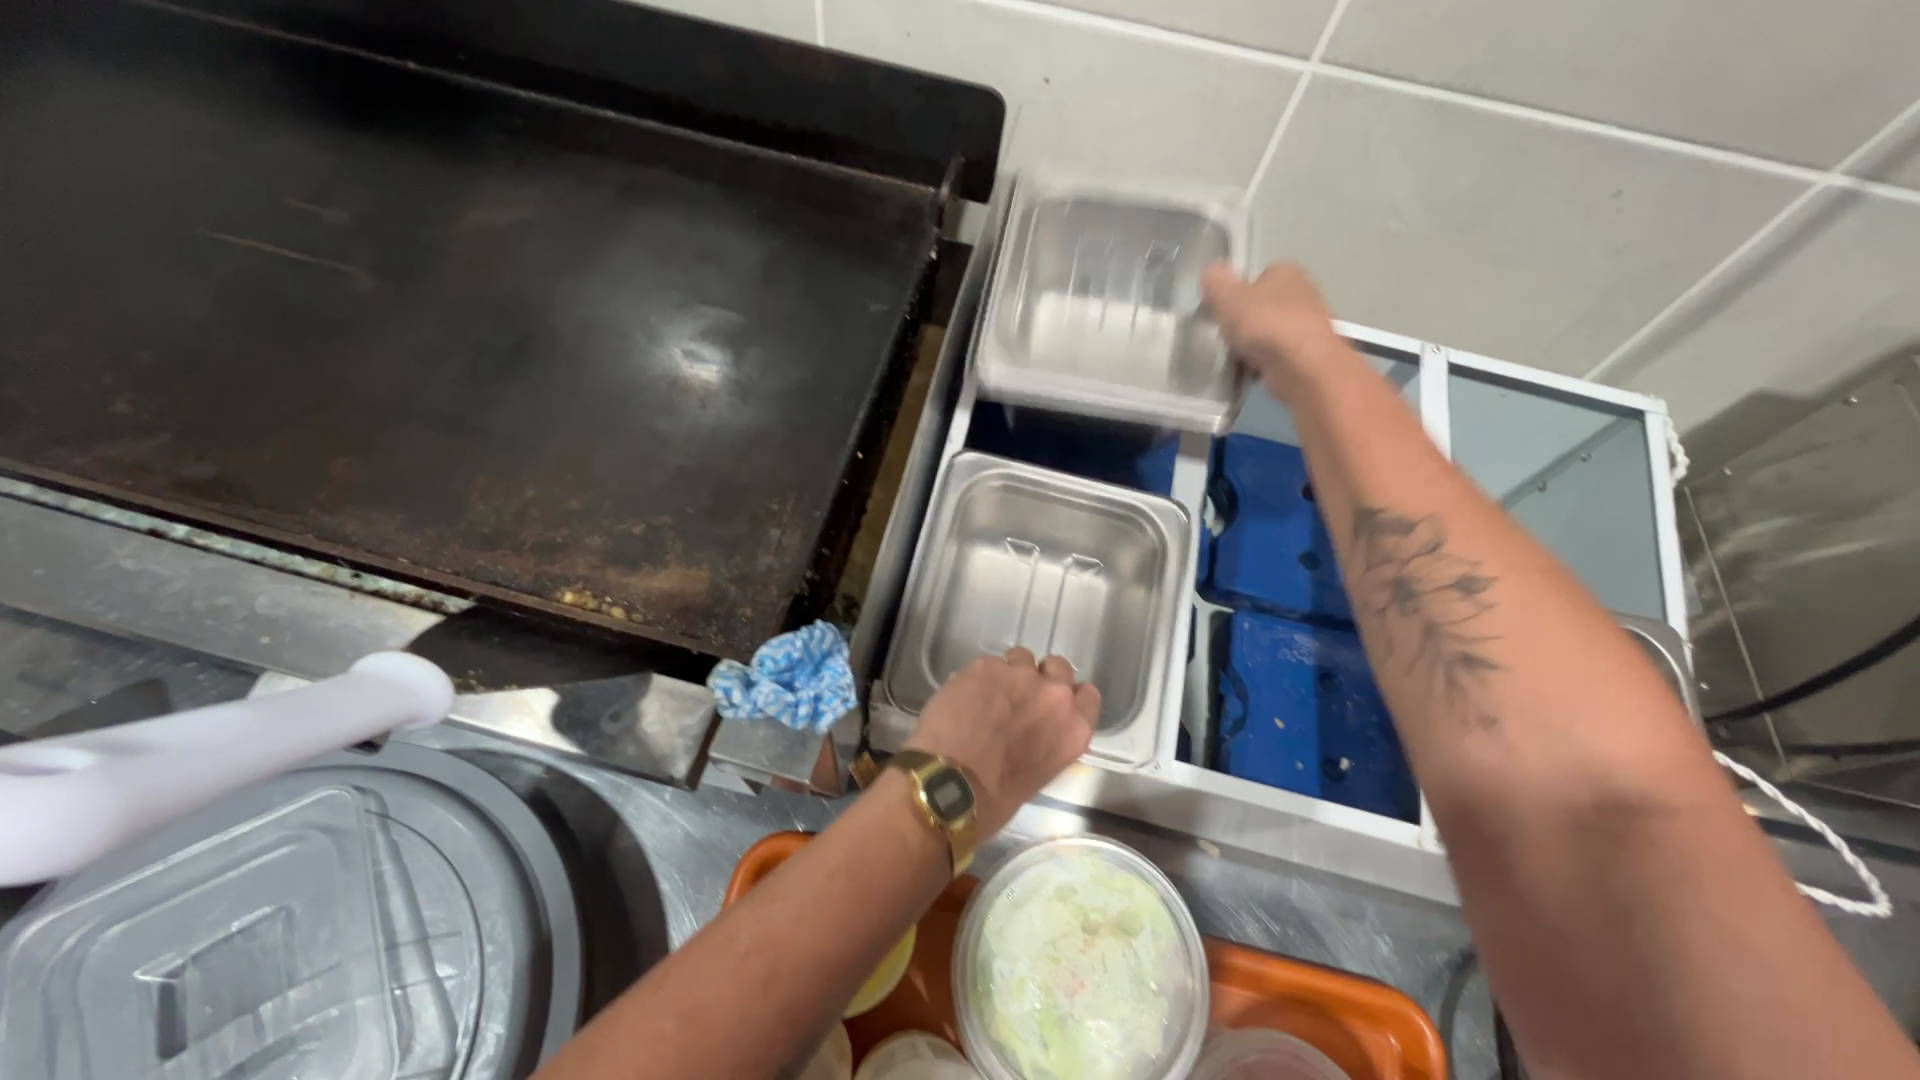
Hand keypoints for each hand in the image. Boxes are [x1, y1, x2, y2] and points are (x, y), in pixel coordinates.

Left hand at [905, 648, 1098, 835]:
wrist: (950, 785)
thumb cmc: (995, 798)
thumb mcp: (1040, 772)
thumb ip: (1047, 740)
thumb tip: (1032, 731)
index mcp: (1074, 728)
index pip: (1088, 695)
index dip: (1068, 696)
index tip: (1052, 703)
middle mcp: (1055, 695)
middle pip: (1058, 667)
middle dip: (1041, 677)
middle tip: (1019, 695)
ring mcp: (1020, 675)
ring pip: (1021, 657)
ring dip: (1009, 673)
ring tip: (987, 694)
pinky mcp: (986, 666)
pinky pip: (988, 663)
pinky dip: (978, 677)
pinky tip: (963, 697)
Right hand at [1202, 261, 1345, 402]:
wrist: (1301, 365)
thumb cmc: (1264, 323)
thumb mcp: (1228, 297)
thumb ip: (1215, 282)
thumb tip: (1210, 270)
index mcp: (1287, 272)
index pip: (1261, 275)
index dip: (1240, 292)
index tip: (1226, 310)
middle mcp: (1305, 293)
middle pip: (1268, 304)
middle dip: (1250, 320)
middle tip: (1230, 335)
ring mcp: (1312, 325)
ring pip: (1275, 331)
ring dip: (1259, 343)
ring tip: (1239, 357)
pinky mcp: (1313, 354)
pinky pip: (1282, 355)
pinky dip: (1269, 362)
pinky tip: (1255, 372)